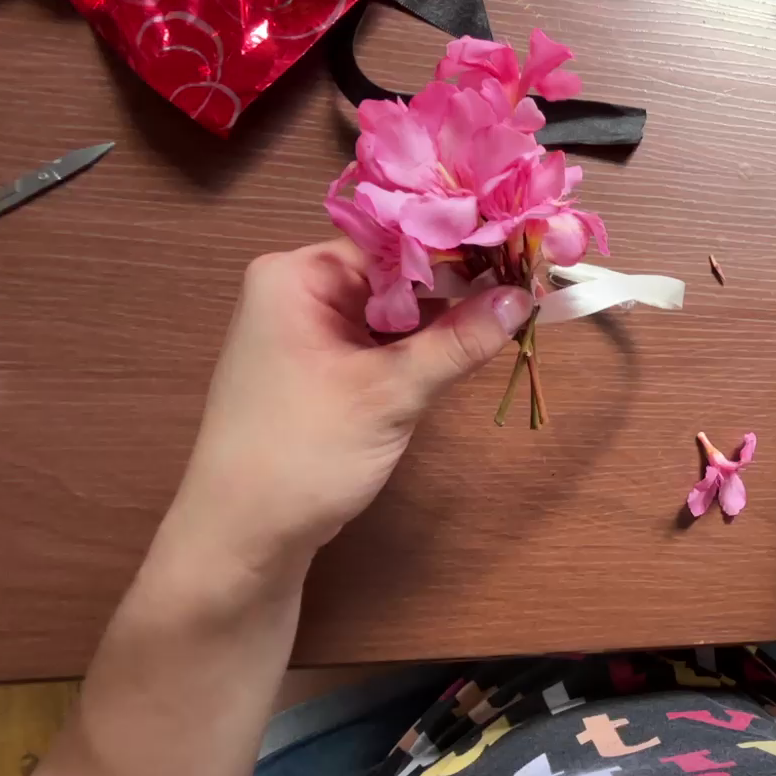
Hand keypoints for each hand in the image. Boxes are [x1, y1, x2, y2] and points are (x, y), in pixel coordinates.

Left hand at [166, 240, 530, 577]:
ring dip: (449, 316)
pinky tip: (473, 343)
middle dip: (460, 282)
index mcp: (299, 276)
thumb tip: (523, 297)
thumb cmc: (304, 452)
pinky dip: (429, 344)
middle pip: (398, 272)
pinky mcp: (332, 367)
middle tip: (528, 283)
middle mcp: (305, 291)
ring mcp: (317, 331)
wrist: (247, 534)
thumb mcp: (389, 392)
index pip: (393, 241)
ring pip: (399, 309)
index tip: (520, 249)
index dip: (458, 244)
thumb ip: (458, 343)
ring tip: (513, 309)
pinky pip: (389, 340)